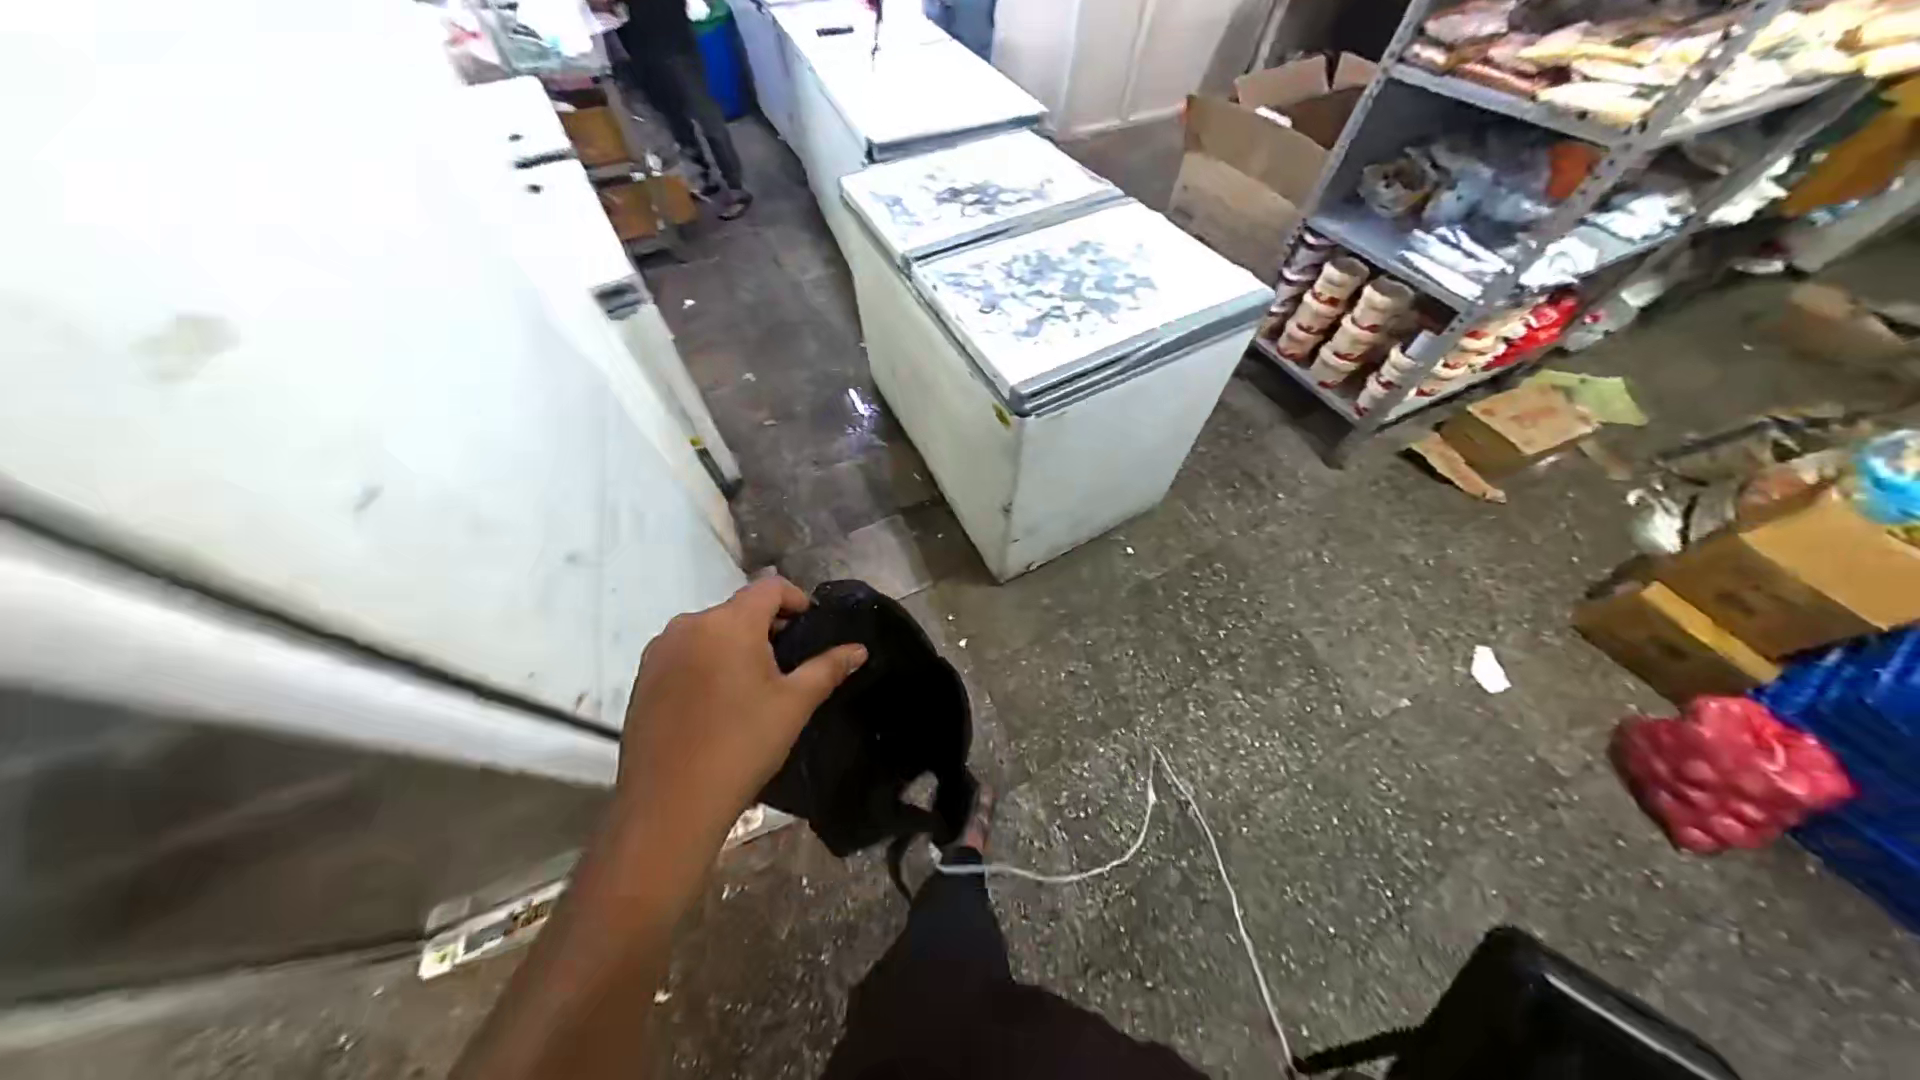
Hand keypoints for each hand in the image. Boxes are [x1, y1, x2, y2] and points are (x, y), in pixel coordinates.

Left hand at [617, 578, 866, 840]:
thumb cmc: (742, 745)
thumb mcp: (794, 704)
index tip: (812, 628)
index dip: (797, 599)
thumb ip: (828, 668)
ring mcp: (660, 651)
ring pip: (710, 631)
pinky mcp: (643, 677)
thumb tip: (859, 649)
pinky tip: (717, 702)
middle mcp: (689, 625)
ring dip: (735, 644)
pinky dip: (707, 662)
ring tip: (753, 685)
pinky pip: (684, 653)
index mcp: (729, 623)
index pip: (769, 587)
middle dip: (766, 625)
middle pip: (738, 608)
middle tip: (787, 664)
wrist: (670, 803)